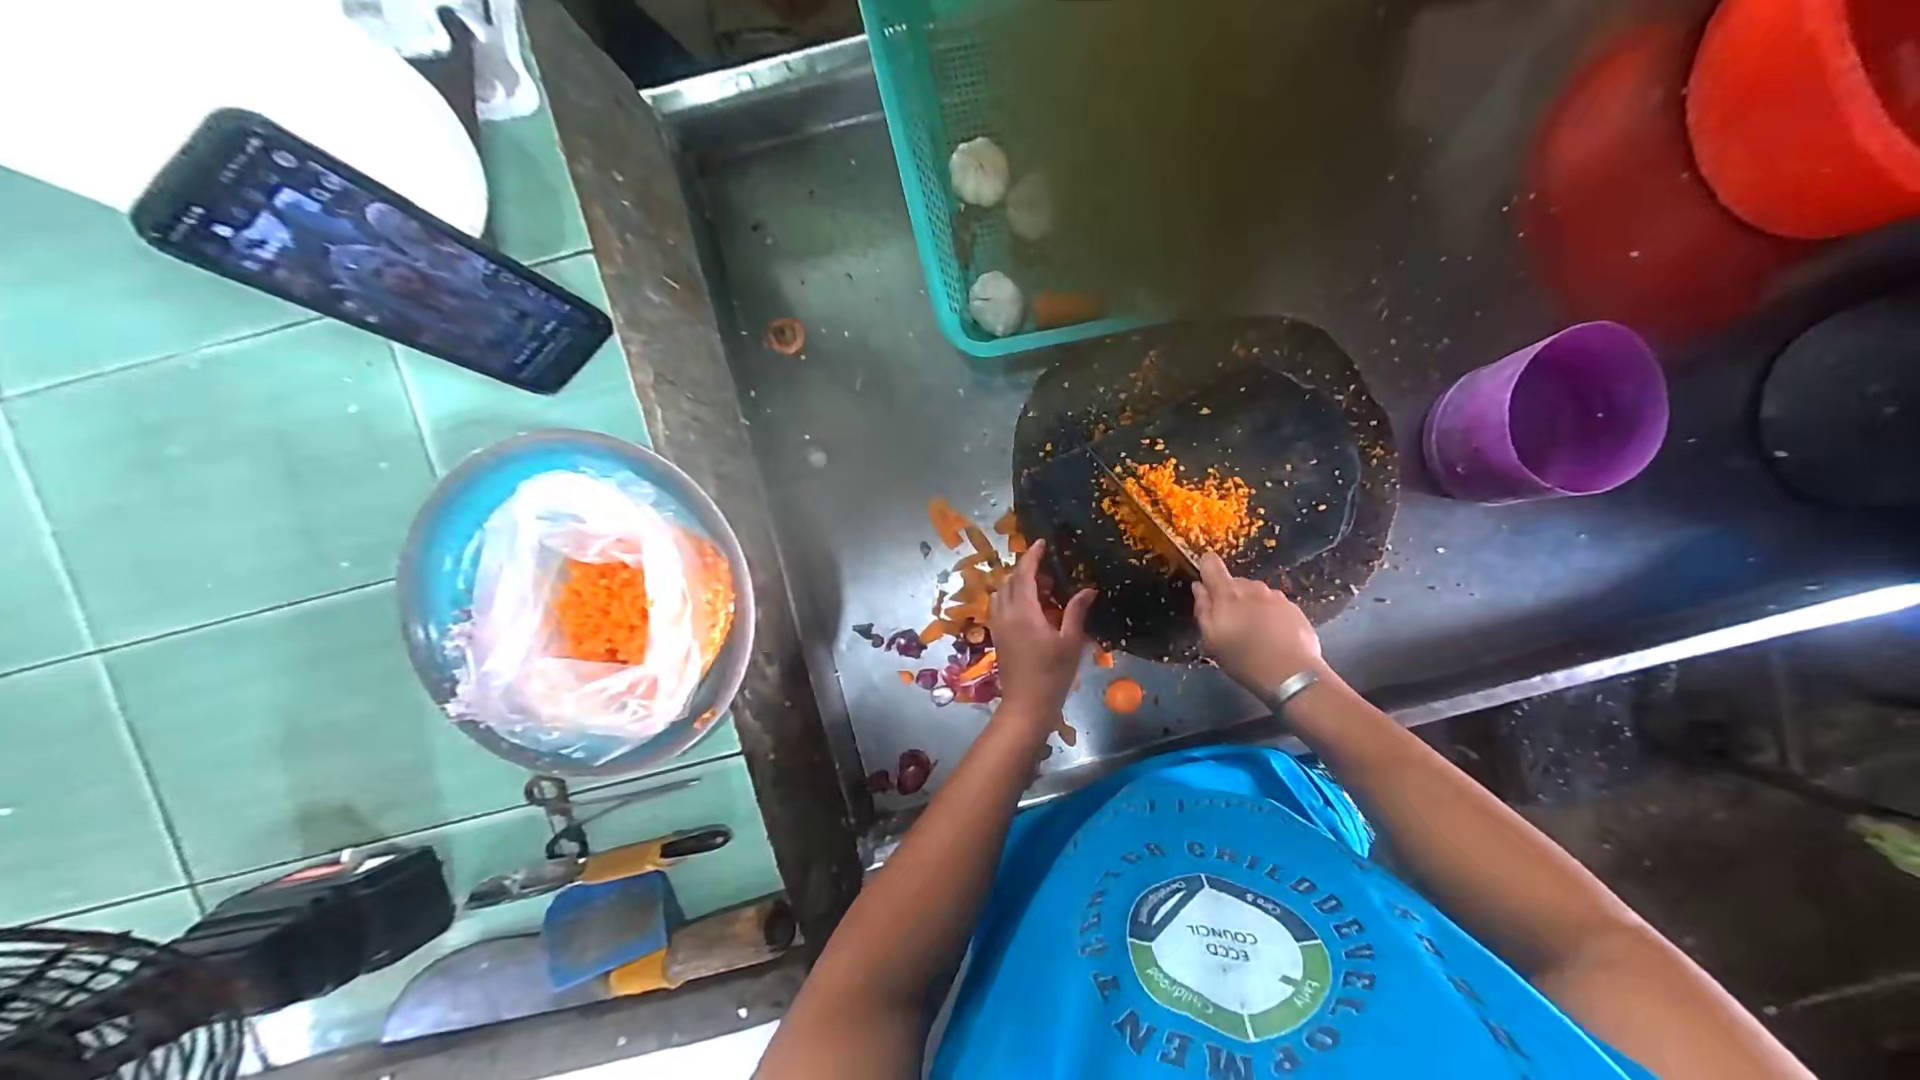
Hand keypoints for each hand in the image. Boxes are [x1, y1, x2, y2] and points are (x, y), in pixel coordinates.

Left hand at [989, 539, 1095, 724]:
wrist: (1026, 705)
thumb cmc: (1053, 674)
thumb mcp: (1071, 642)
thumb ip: (1076, 611)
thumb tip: (1088, 589)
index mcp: (1023, 611)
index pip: (1024, 574)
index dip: (1032, 556)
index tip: (1042, 543)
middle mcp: (1005, 613)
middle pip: (1010, 580)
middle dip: (1027, 570)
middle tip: (1050, 572)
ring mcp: (998, 625)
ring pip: (1002, 593)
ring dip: (1017, 584)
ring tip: (1042, 590)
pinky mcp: (996, 636)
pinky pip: (999, 606)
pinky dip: (1012, 598)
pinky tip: (1031, 608)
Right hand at [1192, 552, 1323, 693]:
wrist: (1291, 674)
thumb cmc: (1243, 659)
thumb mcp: (1211, 639)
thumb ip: (1202, 609)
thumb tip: (1199, 587)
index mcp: (1228, 593)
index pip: (1211, 564)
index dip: (1206, 568)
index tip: (1205, 582)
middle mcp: (1253, 588)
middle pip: (1235, 582)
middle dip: (1230, 597)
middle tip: (1230, 624)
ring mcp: (1277, 597)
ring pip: (1256, 594)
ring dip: (1251, 606)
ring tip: (1254, 632)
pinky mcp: (1295, 609)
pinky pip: (1275, 605)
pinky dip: (1270, 615)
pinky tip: (1272, 637)